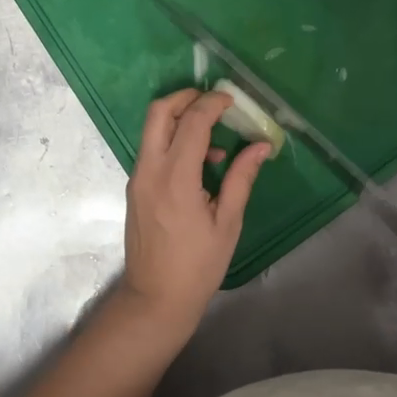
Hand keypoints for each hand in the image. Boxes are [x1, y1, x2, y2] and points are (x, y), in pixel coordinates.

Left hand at [118, 89, 269, 335]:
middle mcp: (150, 169)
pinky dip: (172, 141)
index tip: (231, 100)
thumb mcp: (227, 223)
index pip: (192, 122)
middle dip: (185, 98)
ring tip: (214, 142)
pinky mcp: (135, 186)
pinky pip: (152, 149)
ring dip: (179, 119)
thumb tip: (261, 146)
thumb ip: (241, 178)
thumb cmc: (197, 266)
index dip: (212, 103)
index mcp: (176, 178)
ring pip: (152, 128)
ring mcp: (138, 176)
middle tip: (213, 102)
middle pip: (159, 112)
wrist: (155, 298)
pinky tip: (199, 164)